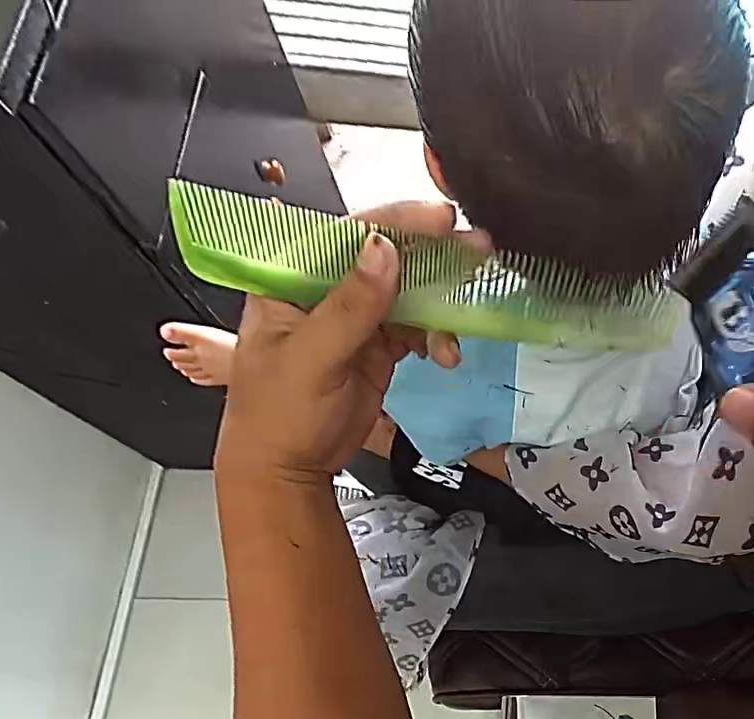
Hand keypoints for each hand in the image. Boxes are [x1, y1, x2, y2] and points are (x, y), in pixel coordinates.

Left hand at [214, 202, 481, 480]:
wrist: (290, 465)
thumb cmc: (278, 413)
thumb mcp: (312, 358)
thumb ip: (349, 306)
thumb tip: (383, 250)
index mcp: (293, 277)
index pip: (347, 233)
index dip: (396, 220)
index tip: (441, 219)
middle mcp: (327, 289)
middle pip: (387, 255)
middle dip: (432, 256)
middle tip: (475, 251)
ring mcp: (357, 317)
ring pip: (409, 292)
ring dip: (441, 305)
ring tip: (456, 333)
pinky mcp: (380, 345)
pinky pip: (418, 327)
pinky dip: (437, 337)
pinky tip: (445, 354)